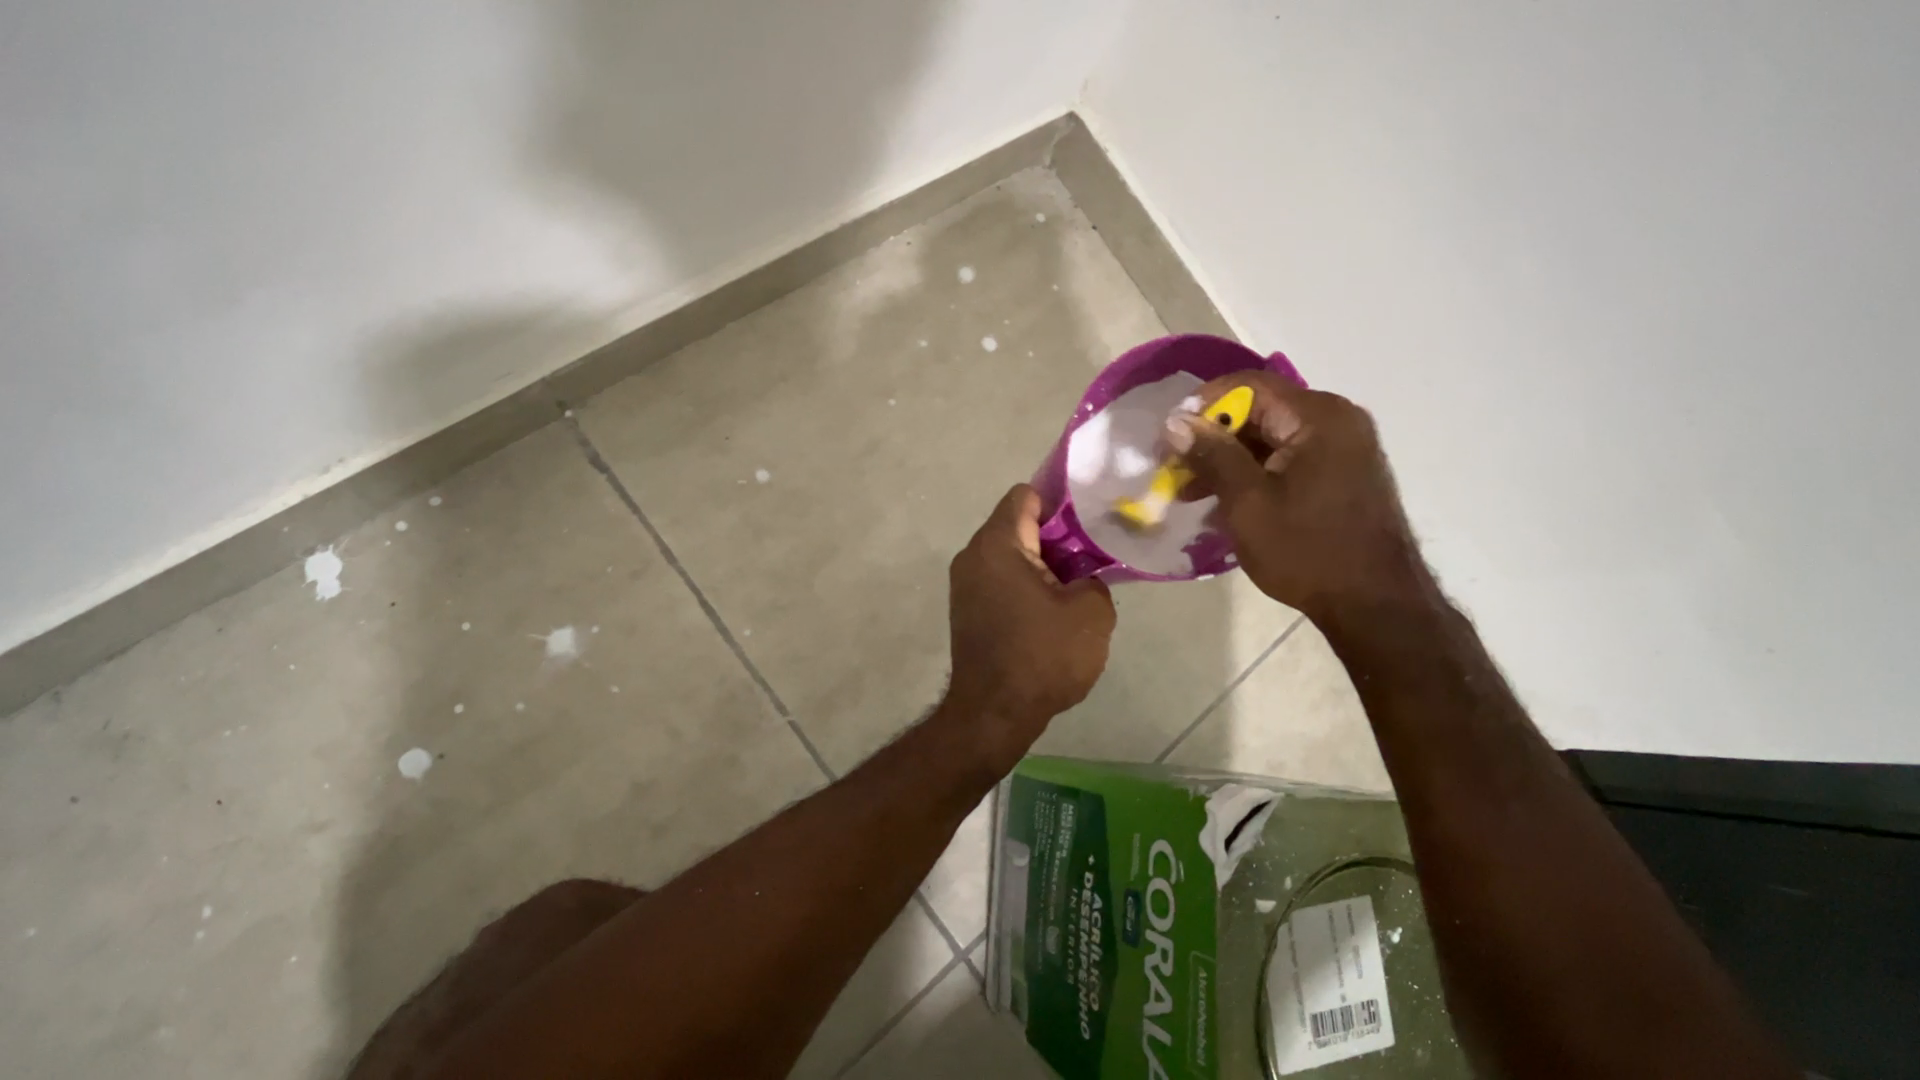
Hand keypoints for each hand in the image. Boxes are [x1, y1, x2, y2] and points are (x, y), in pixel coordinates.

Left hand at [946, 485, 1115, 755]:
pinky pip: (1001, 582)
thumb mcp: (1091, 612)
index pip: (1026, 496)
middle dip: (1057, 535)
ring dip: (1044, 565)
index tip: (1091, 518)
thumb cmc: (1043, 656)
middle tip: (1095, 550)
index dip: (1061, 501)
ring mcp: (965, 585)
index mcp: (998, 544)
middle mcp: (973, 556)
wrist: (994, 714)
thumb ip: (1094, 578)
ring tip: (1080, 582)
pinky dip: (1027, 586)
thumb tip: (1083, 577)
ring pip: (1011, 556)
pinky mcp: (967, 611)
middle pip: (1018, 525)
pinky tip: (1056, 609)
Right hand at [1166, 373, 1431, 618]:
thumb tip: (1175, 421)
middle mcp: (1337, 420)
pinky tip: (1229, 505)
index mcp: (1317, 416)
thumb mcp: (1247, 502)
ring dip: (1231, 462)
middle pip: (1260, 411)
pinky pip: (1291, 459)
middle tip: (1177, 472)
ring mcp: (1345, 448)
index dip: (1202, 406)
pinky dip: (1257, 475)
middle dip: (1213, 439)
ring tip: (1194, 495)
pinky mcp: (1345, 475)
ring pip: (1273, 438)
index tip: (1170, 440)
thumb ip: (1211, 454)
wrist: (1374, 604)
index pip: (1248, 385)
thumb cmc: (1307, 550)